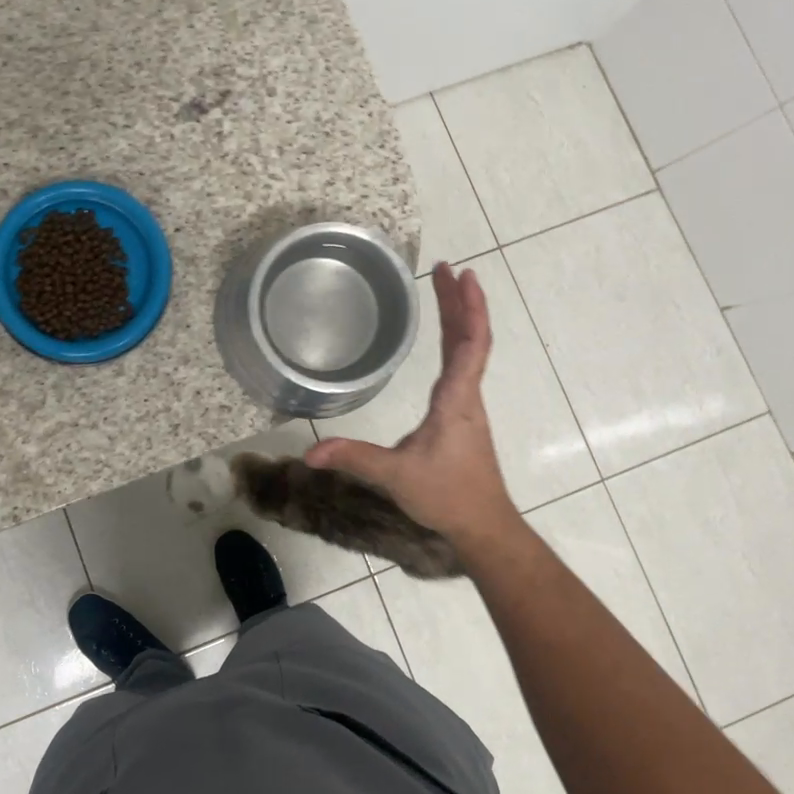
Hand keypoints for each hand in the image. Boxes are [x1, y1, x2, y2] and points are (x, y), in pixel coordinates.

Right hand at [306, 262, 515, 540]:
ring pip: (468, 351)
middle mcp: (466, 396)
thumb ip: (354, 458)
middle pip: (470, 338)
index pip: (470, 344)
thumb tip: (310, 451)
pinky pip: (463, 366)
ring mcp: (467, 406)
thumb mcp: (395, 476)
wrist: (483, 525)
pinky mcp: (462, 417)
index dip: (468, 308)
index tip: (460, 275)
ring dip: (459, 318)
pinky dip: (456, 341)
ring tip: (445, 289)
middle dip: (459, 301)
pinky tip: (444, 340)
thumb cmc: (447, 496)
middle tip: (445, 268)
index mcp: (456, 400)